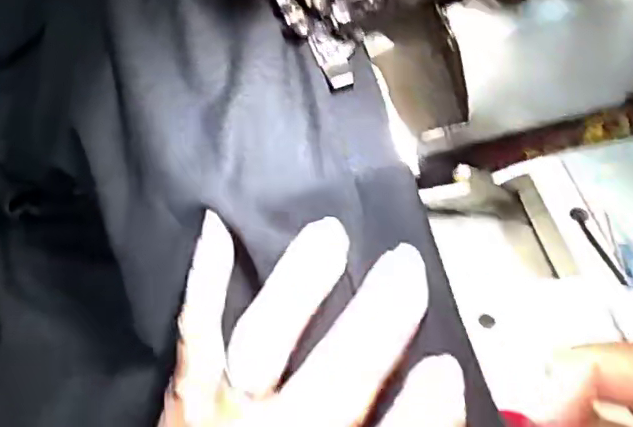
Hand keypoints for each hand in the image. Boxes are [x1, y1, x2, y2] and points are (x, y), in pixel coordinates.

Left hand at [160, 211, 467, 426]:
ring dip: (300, 283)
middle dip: (375, 320)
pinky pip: (195, 328)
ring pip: (263, 339)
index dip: (424, 410)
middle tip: (404, 266)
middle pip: (335, 379)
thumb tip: (428, 397)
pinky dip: (205, 276)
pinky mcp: (187, 392)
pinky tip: (217, 225)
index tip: (445, 367)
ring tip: (329, 234)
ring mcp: (226, 411)